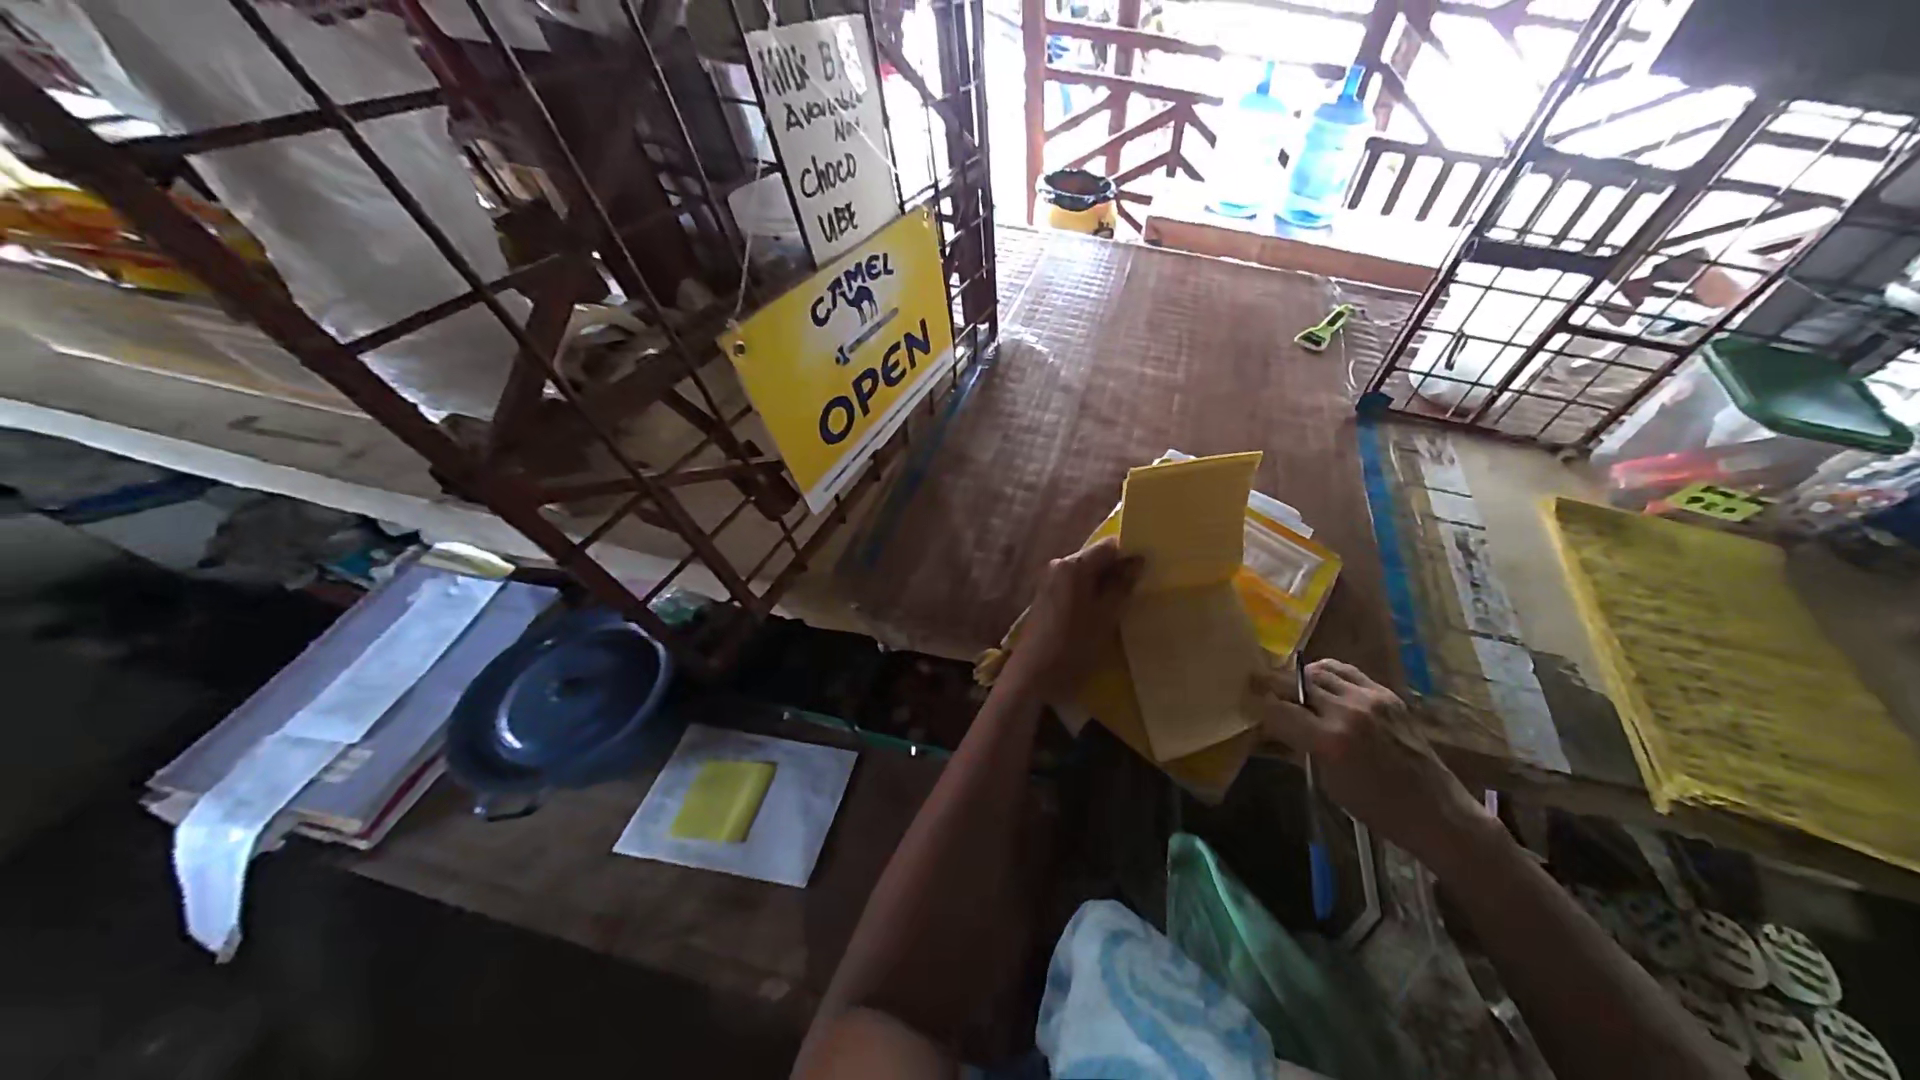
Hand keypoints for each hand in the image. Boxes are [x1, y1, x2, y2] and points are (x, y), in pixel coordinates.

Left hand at [1003, 537, 1143, 695]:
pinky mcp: (1044, 599)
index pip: (1108, 546)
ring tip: (1124, 605)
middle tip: (1140, 591)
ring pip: (1085, 575)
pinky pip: (1074, 588)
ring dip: (1104, 586)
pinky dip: (1089, 596)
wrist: (1031, 678)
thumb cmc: (1072, 646)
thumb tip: (1137, 560)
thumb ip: (1121, 586)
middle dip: (1117, 572)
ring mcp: (1048, 582)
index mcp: (1073, 565)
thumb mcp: (1105, 617)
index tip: (1148, 571)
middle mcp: (1058, 566)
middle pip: (1095, 559)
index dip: (1129, 555)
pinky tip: (1101, 615)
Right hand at [1247, 659, 1498, 876]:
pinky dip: (1325, 674)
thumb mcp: (1326, 781)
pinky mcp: (1386, 694)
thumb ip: (1293, 748)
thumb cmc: (1376, 808)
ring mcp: (1370, 698)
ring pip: (1317, 670)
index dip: (1256, 706)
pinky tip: (1317, 684)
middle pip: (1294, 682)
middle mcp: (1349, 710)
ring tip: (1287, 688)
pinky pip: (1345, 671)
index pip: (1277, 710)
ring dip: (1297, 677)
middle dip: (1270, 685)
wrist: (1437, 811)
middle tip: (1254, 688)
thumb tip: (1260, 732)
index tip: (1242, 704)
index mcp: (1331, 740)